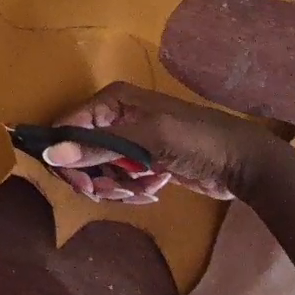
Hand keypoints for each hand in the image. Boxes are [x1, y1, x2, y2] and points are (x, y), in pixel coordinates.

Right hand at [41, 82, 281, 202]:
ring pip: (99, 170)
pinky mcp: (141, 162)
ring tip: (142, 190)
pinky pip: (119, 180)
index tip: (83, 185)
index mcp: (112, 101)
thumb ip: (98, 147)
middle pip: (80, 152)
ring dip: (116, 187)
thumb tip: (50, 154)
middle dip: (95, 177)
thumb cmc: (195, 140)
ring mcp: (128, 140)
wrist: (243, 162)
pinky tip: (153, 191)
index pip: (67, 127)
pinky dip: (131, 191)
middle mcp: (115, 117)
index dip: (67, 157)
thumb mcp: (146, 141)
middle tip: (114, 193)